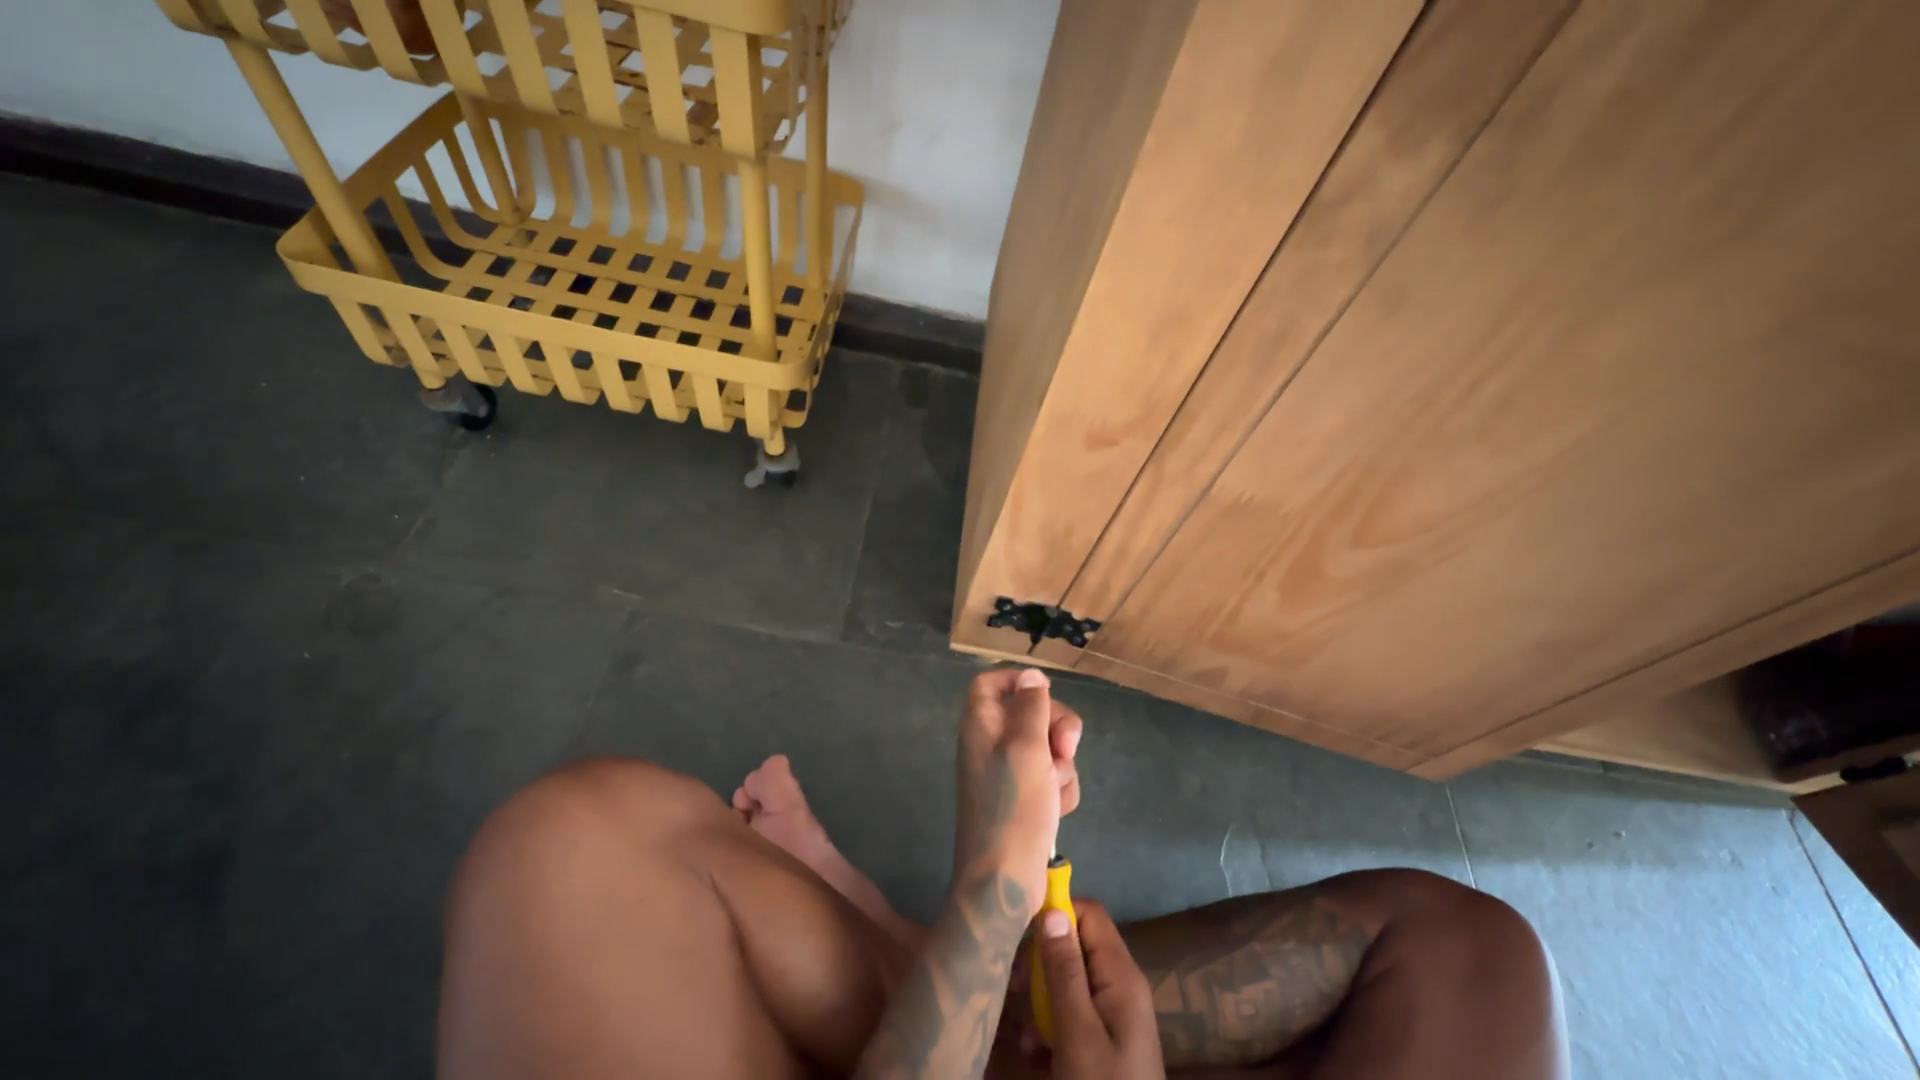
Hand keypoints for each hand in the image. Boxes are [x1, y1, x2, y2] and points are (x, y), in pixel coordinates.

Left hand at [952, 669, 1082, 918]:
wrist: (1004, 878)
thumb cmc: (1013, 808)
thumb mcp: (1027, 747)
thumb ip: (1031, 707)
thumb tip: (1031, 674)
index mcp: (981, 725)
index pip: (992, 683)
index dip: (1019, 681)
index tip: (1047, 692)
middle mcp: (992, 744)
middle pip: (1031, 712)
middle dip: (1057, 729)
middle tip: (1065, 749)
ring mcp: (1009, 773)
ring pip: (1049, 748)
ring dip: (1061, 768)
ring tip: (1052, 792)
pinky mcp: (1026, 799)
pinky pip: (1052, 779)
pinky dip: (1059, 792)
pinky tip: (1055, 812)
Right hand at [1036, 900, 1163, 1078]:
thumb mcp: (1078, 1033)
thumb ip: (1064, 972)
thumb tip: (1053, 911)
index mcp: (1121, 975)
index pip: (1090, 915)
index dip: (1056, 913)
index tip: (1019, 931)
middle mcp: (1119, 986)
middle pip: (1074, 947)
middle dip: (1041, 964)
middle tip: (1014, 987)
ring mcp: (1111, 1014)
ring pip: (1066, 982)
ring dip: (1040, 1001)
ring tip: (1026, 1034)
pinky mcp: (1101, 1039)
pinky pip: (1070, 1013)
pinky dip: (1049, 1026)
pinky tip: (1035, 1053)